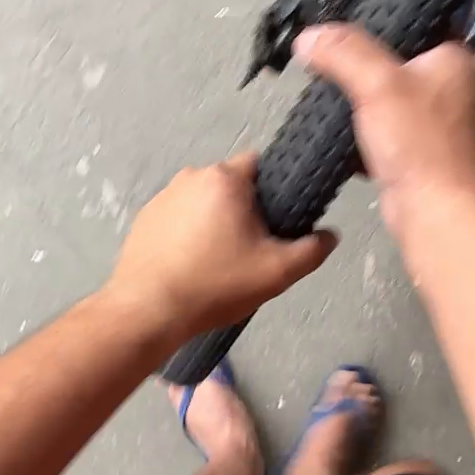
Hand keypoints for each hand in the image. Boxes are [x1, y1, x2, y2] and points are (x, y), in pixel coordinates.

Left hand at [103, 153, 338, 342]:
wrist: (148, 311)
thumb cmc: (216, 284)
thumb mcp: (277, 272)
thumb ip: (311, 251)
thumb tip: (330, 235)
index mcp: (225, 179)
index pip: (260, 163)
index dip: (276, 187)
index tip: (280, 216)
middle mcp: (191, 176)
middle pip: (232, 183)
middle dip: (245, 207)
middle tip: (253, 246)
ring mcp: (163, 195)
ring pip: (204, 199)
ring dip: (216, 218)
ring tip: (220, 258)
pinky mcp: (145, 217)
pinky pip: (179, 215)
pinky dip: (189, 230)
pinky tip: (192, 262)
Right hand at [293, 24, 474, 228]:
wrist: (434, 212)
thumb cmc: (423, 144)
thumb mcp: (378, 83)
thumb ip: (344, 53)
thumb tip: (309, 36)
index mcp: (453, 58)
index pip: (416, 20)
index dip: (381, 18)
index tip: (345, 20)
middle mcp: (446, 86)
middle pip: (392, 59)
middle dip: (359, 65)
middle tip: (328, 58)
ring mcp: (430, 120)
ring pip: (382, 96)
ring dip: (357, 100)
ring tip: (329, 92)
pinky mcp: (413, 149)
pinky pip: (378, 128)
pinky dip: (358, 130)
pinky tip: (339, 130)